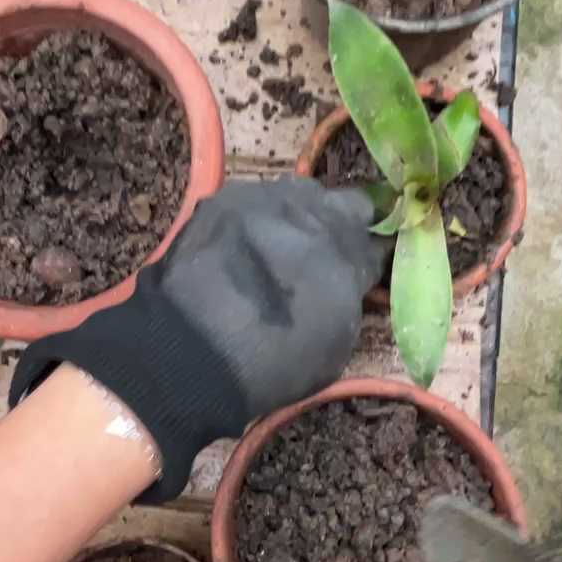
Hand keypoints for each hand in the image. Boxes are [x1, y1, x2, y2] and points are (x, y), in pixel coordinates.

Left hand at [10, 177, 380, 502]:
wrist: (187, 352)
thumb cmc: (268, 367)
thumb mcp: (334, 348)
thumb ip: (349, 297)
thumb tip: (350, 276)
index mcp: (349, 255)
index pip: (374, 241)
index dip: (365, 256)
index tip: (355, 269)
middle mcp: (314, 214)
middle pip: (341, 204)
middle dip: (335, 227)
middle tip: (315, 257)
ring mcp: (266, 199)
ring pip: (296, 194)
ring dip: (294, 217)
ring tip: (273, 250)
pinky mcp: (223, 198)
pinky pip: (252, 199)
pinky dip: (251, 220)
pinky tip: (237, 250)